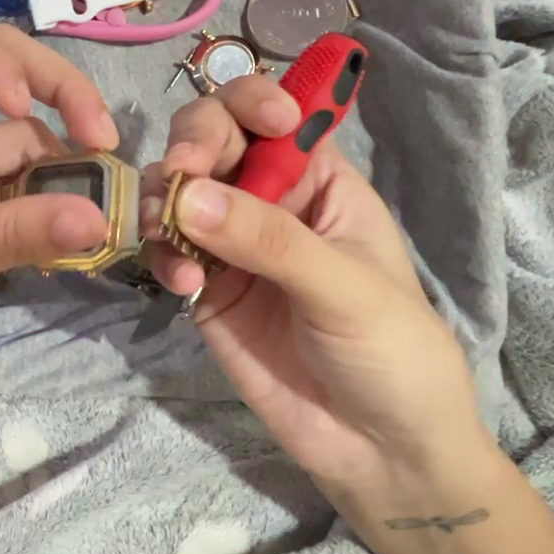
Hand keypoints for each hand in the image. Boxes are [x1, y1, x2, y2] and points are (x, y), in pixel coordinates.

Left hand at [0, 4, 119, 386]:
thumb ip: (11, 237)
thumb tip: (98, 218)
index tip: (26, 109)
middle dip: (55, 95)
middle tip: (106, 143)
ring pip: (9, 140)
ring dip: (56, 162)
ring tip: (102, 206)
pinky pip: (4, 189)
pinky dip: (37, 203)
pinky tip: (70, 232)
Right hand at [144, 76, 495, 500]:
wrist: (375, 450)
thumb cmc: (392, 354)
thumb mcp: (345, 290)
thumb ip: (269, 240)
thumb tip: (187, 196)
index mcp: (320, 184)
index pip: (275, 119)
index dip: (254, 103)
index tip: (246, 127)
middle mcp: (267, 201)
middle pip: (211, 142)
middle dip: (191, 148)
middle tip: (181, 176)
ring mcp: (228, 243)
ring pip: (174, 192)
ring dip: (163, 203)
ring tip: (173, 242)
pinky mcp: (201, 285)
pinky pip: (163, 250)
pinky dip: (161, 257)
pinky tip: (183, 287)